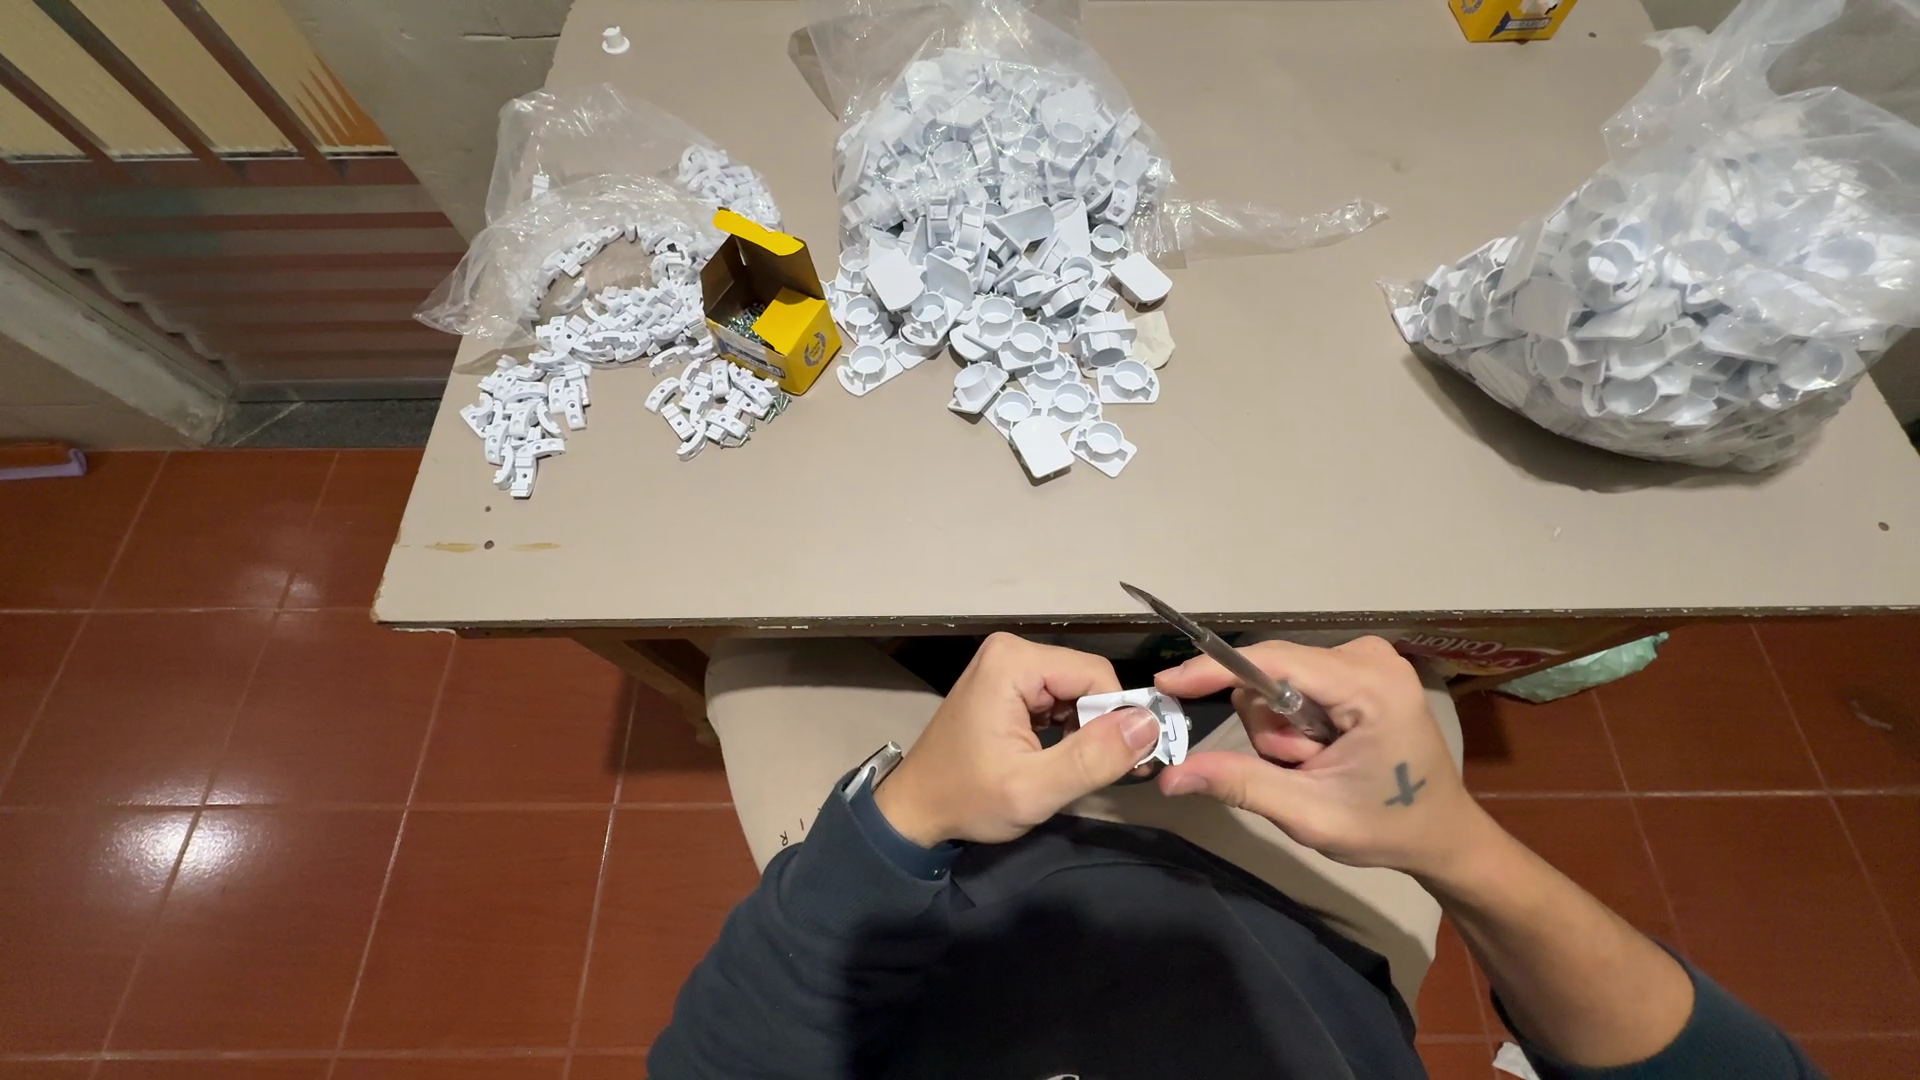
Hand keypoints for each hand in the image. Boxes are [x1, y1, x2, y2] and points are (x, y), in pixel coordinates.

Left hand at [875, 633, 1163, 846]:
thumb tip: (1149, 724)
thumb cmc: (967, 798)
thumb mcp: (1033, 790)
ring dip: (1082, 729)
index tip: (1116, 762)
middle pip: (1086, 679)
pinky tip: (1053, 756)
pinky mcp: (1006, 683)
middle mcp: (1010, 650)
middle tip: (1089, 770)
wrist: (915, 809)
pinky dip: (1066, 727)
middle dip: (1097, 724)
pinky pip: (1056, 696)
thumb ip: (1093, 757)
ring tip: (1066, 767)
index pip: (1096, 674)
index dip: (1115, 717)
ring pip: (1075, 689)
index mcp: (1013, 662)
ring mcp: (1006, 664)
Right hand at [1152, 636, 1493, 877]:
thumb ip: (1239, 784)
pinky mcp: (1360, 667)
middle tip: (1299, 768)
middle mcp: (1370, 657)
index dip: (1214, 670)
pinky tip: (1322, 749)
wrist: (1445, 835)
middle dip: (1269, 726)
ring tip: (1316, 764)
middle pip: (1271, 672)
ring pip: (1277, 679)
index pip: (1273, 661)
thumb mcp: (1309, 814)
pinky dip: (1292, 719)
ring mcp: (1366, 658)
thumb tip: (1171, 776)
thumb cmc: (1388, 826)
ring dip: (1280, 727)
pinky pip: (1294, 681)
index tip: (1166, 683)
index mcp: (1371, 686)